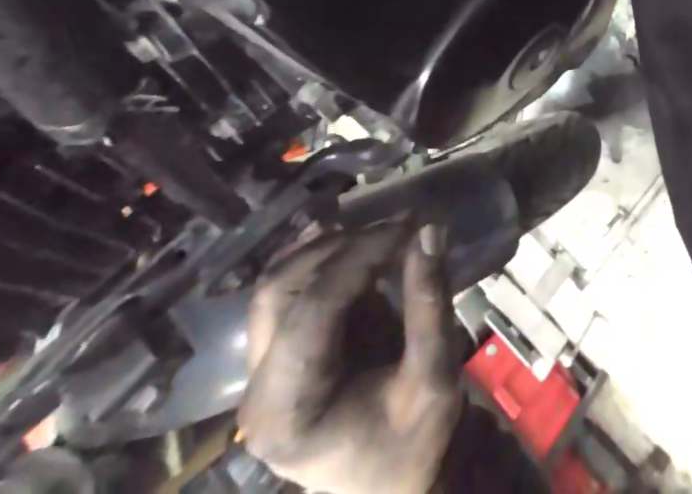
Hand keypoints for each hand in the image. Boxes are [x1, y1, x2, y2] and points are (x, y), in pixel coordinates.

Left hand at [240, 223, 462, 493]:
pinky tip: (356, 241)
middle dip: (341, 247)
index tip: (411, 224)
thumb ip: (429, 303)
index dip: (362, 255)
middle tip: (398, 225)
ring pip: (277, 286)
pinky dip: (323, 262)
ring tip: (383, 231)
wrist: (397, 483)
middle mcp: (257, 389)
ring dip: (329, 249)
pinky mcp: (278, 355)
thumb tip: (429, 228)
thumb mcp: (433, 377)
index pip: (315, 309)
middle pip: (280, 291)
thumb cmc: (415, 441)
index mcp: (287, 410)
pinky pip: (289, 294)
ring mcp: (261, 372)